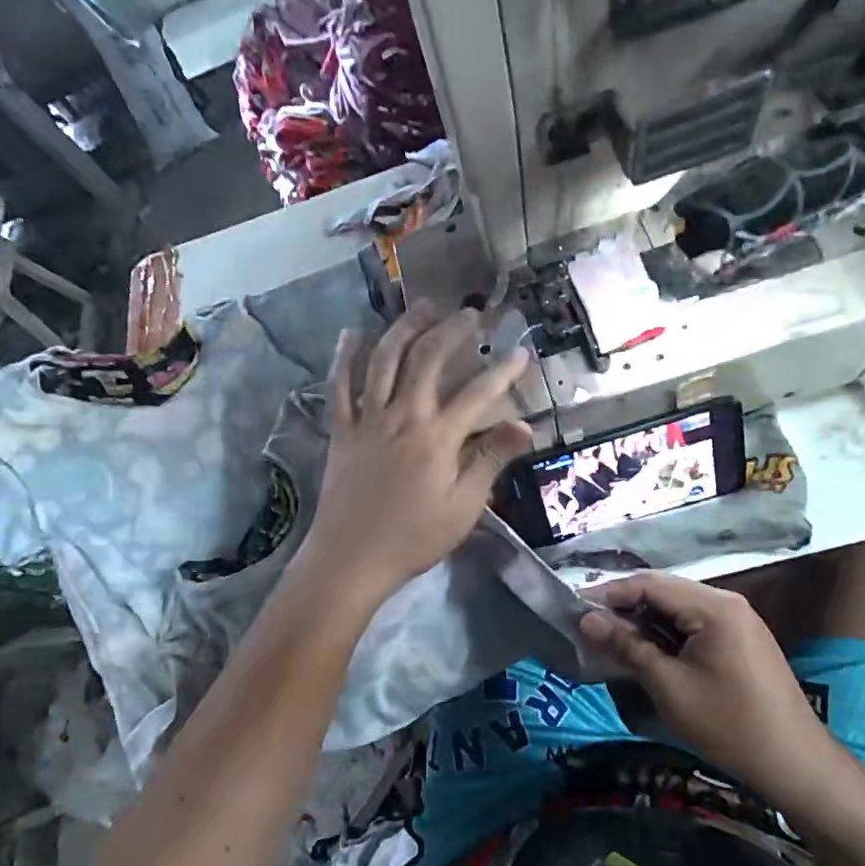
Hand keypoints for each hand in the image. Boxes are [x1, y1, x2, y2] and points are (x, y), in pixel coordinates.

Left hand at [298, 303, 532, 600]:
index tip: (521, 353)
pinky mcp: (341, 431)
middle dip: (451, 330)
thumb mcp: (463, 506)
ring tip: (423, 306)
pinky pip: (340, 385)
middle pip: (427, 359)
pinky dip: (345, 356)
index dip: (503, 371)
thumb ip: (491, 460)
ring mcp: (367, 420)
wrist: (351, 559)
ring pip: (384, 360)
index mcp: (437, 437)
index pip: (478, 393)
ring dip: (405, 327)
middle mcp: (402, 416)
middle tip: (470, 314)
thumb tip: (525, 426)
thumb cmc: (414, 538)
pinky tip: (354, 332)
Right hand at [579, 573, 833, 796]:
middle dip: (625, 606)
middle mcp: (727, 602)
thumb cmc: (728, 724)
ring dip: (644, 621)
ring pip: (678, 609)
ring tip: (610, 639)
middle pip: (665, 591)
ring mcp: (738, 620)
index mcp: (713, 606)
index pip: (650, 584)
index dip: (609, 594)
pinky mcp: (740, 639)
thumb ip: (628, 646)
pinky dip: (666, 634)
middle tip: (588, 626)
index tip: (575, 609)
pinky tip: (646, 651)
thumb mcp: (669, 686)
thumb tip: (588, 620)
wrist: (793, 761)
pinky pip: (694, 624)